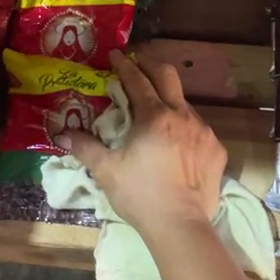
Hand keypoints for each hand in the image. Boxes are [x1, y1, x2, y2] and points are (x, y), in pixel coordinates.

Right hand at [60, 53, 227, 234]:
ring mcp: (203, 131)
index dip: (125, 65)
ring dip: (169, 101)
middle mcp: (181, 116)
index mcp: (153, 116)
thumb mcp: (106, 170)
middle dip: (151, 65)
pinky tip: (177, 144)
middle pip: (167, 76)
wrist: (180, 225)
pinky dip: (185, 129)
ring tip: (156, 112)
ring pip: (185, 104)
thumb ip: (85, 147)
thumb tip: (62, 135)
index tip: (116, 55)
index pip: (137, 80)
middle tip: (138, 64)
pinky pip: (199, 130)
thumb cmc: (139, 195)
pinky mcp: (216, 149)